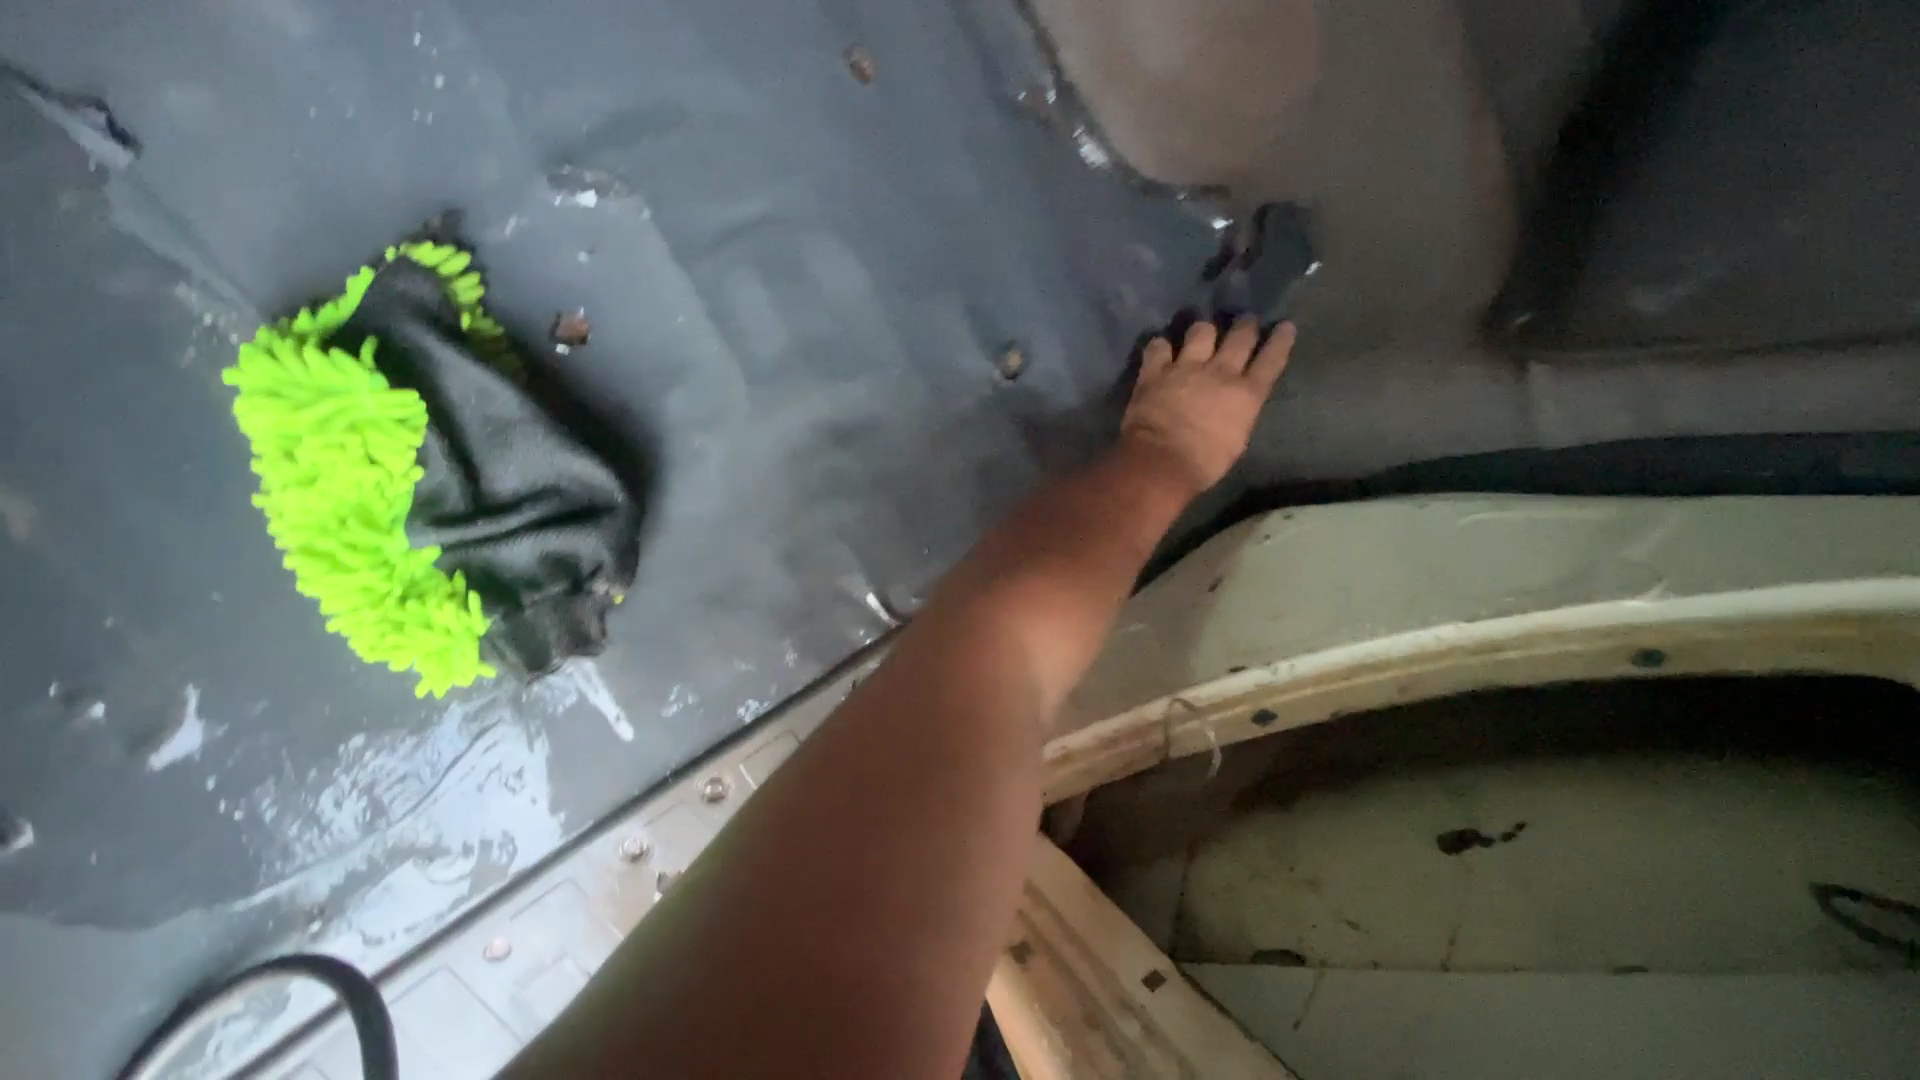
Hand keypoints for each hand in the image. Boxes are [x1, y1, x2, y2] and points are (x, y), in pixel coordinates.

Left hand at [1121, 317, 1294, 492]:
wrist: (1160, 462)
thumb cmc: (1203, 464)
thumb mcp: (1236, 441)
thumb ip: (1239, 414)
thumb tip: (1235, 405)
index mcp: (1246, 394)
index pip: (1271, 359)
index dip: (1280, 340)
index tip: (1285, 326)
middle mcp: (1220, 372)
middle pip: (1240, 336)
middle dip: (1245, 325)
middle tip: (1245, 321)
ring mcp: (1186, 367)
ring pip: (1201, 331)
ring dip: (1202, 330)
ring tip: (1200, 334)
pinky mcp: (1155, 371)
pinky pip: (1158, 346)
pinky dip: (1160, 346)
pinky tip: (1160, 351)